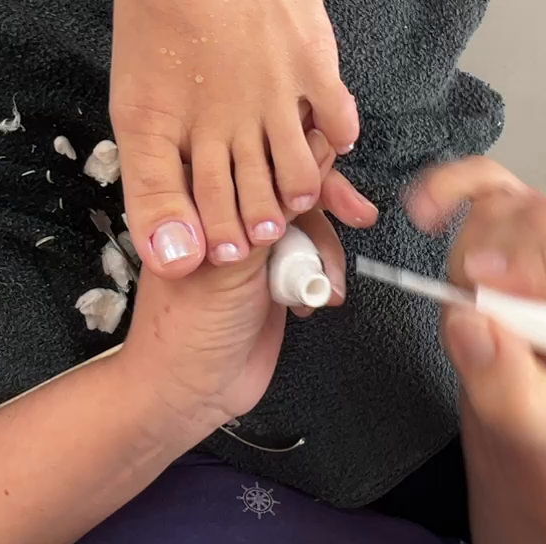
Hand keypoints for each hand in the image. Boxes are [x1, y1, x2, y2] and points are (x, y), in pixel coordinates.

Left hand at [111, 0, 366, 278]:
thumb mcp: (131, 56)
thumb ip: (152, 138)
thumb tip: (174, 214)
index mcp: (155, 117)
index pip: (181, 210)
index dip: (199, 241)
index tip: (214, 252)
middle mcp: (214, 116)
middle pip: (242, 201)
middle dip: (247, 228)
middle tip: (257, 238)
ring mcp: (268, 87)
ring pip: (293, 172)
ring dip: (293, 192)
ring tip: (296, 197)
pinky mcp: (311, 51)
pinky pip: (337, 118)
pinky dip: (336, 135)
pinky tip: (333, 136)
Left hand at [116, 178, 352, 434]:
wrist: (190, 395)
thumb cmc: (187, 325)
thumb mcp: (233, 260)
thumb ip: (273, 207)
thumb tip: (308, 149)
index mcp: (205, 191)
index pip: (260, 153)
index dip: (301, 155)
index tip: (336, 161)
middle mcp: (231, 208)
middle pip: (291, 183)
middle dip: (329, 200)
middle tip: (359, 213)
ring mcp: (254, 241)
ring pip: (308, 222)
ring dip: (326, 251)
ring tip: (327, 282)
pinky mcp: (275, 271)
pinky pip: (312, 256)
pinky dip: (323, 274)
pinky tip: (319, 296)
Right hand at [408, 158, 545, 453]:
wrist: (526, 393)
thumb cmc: (543, 410)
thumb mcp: (531, 426)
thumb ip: (506, 386)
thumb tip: (468, 321)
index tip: (485, 286)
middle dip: (495, 267)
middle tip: (471, 315)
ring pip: (513, 206)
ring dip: (470, 249)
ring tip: (470, 300)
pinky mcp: (521, 205)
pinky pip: (484, 179)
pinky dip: (449, 187)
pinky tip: (425, 212)